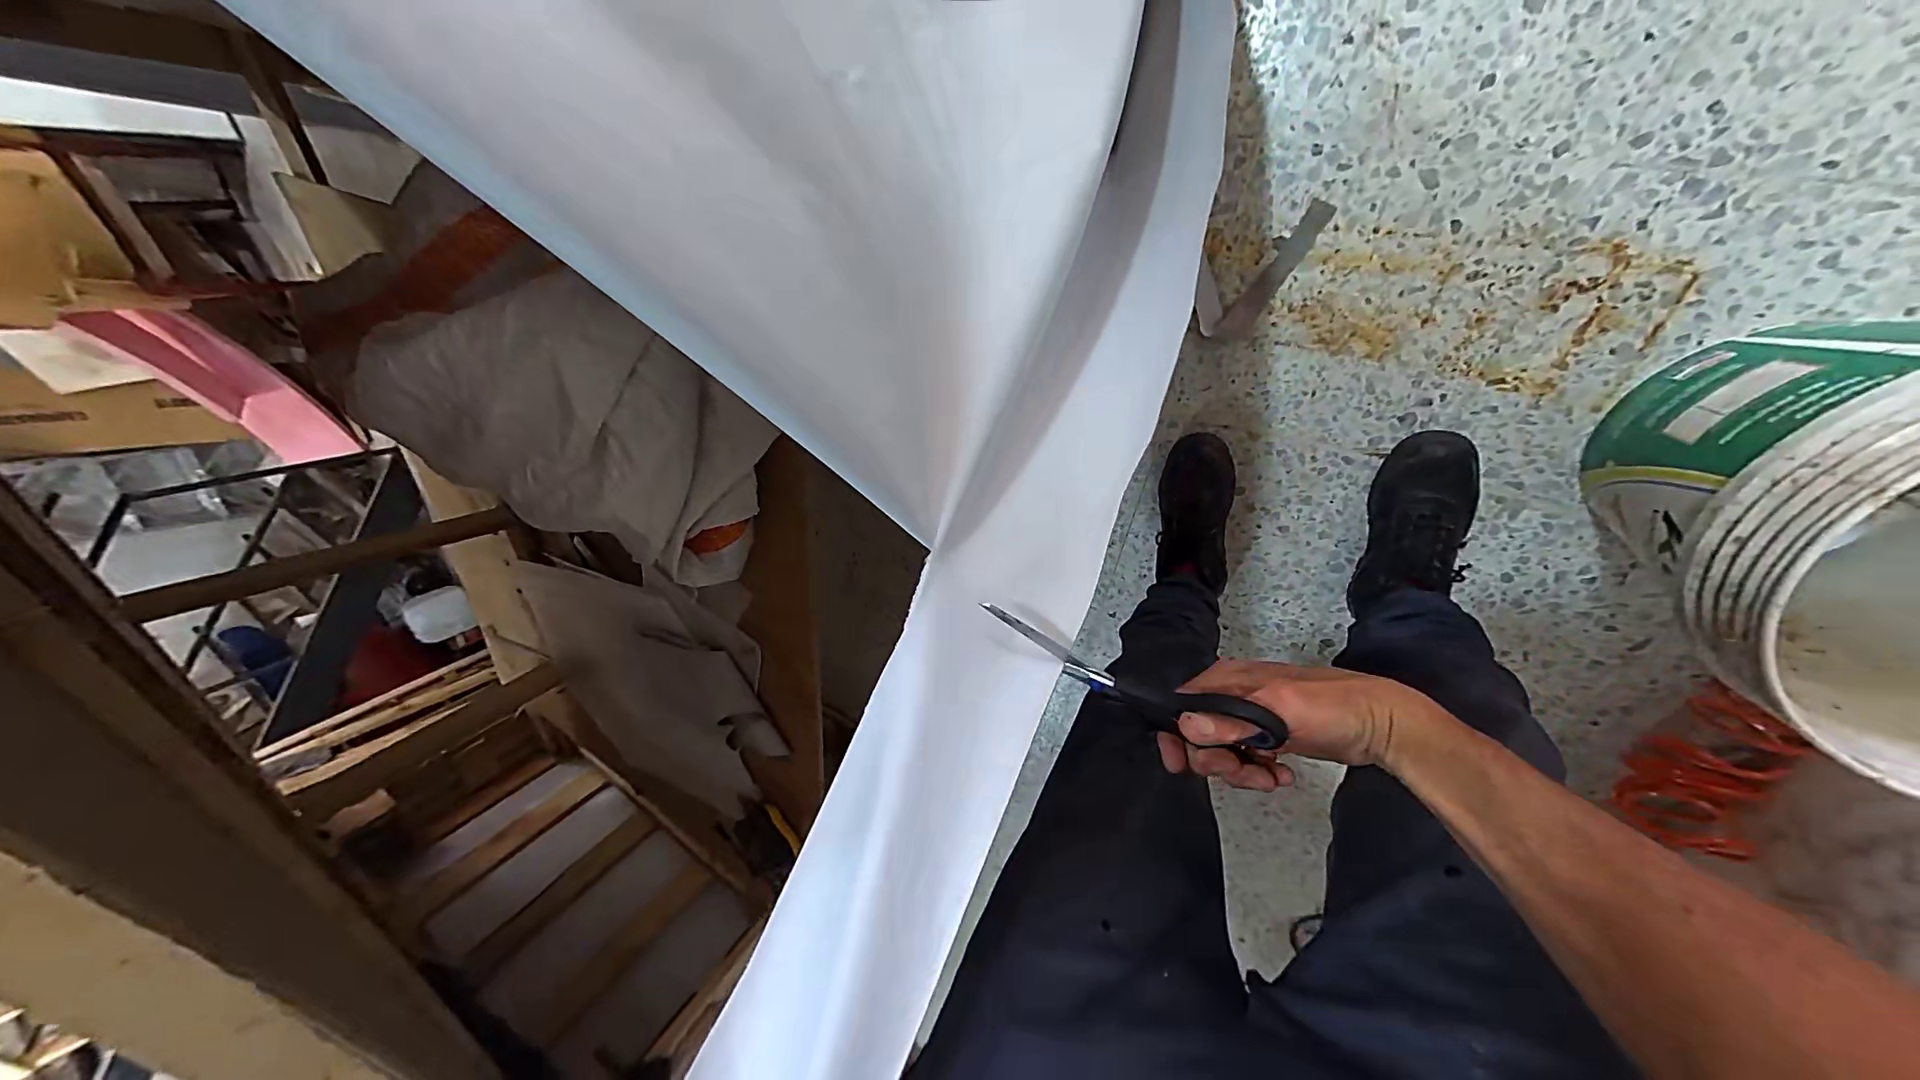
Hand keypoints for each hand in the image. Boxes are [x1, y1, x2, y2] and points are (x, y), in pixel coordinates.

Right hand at [1155, 660, 1454, 791]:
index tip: (1182, 763)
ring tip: (1269, 777)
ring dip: (1240, 771)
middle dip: (1215, 759)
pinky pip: (1245, 759)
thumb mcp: (1278, 712)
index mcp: (1227, 679)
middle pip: (1198, 734)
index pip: (1182, 706)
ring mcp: (1250, 717)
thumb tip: (1186, 725)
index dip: (1176, 735)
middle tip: (1242, 769)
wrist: (1383, 724)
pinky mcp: (1267, 736)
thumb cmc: (1332, 707)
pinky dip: (1257, 773)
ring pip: (1221, 751)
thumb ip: (1230, 720)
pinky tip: (1280, 775)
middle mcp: (1232, 695)